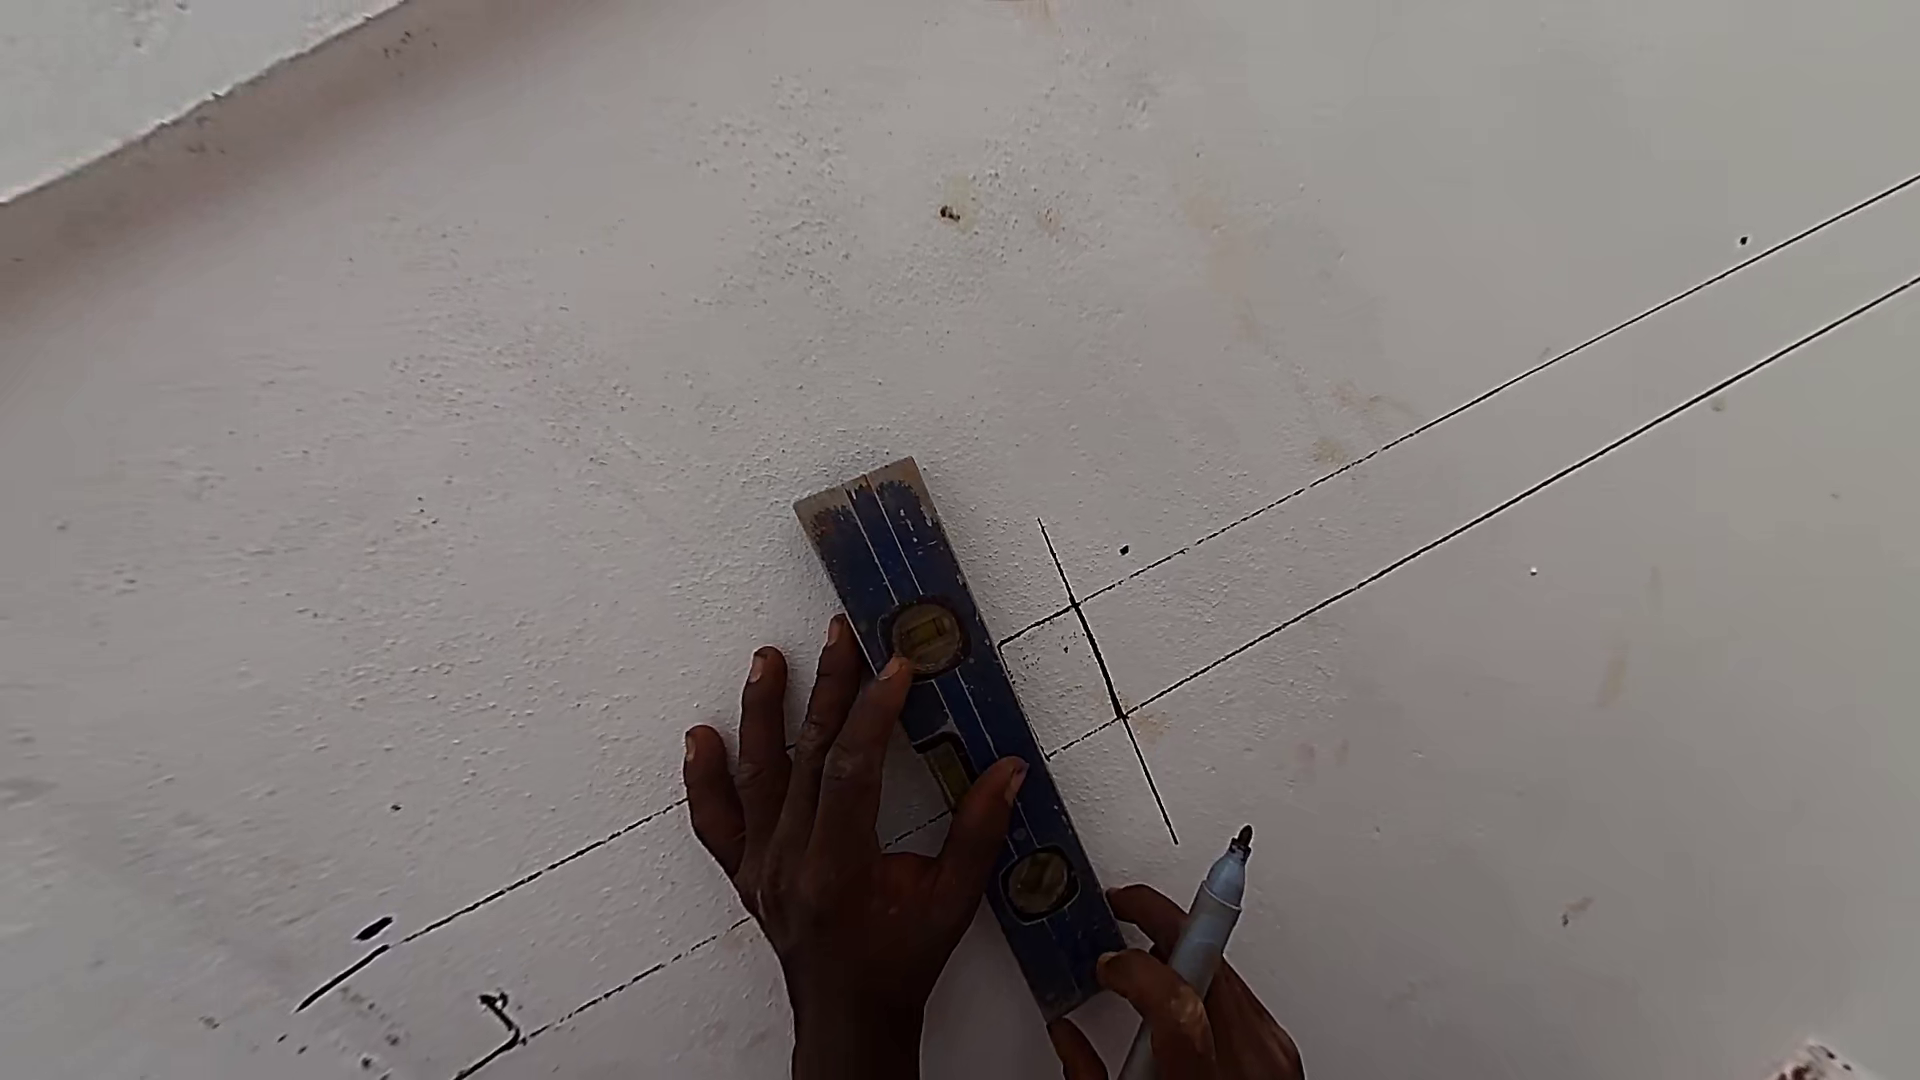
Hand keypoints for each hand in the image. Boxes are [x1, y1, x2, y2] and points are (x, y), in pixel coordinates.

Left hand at [682, 616, 1028, 1079]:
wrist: (849, 1021)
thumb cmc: (902, 963)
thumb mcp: (953, 902)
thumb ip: (979, 832)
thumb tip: (1010, 769)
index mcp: (838, 869)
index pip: (851, 769)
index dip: (875, 711)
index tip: (896, 666)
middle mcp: (788, 862)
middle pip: (806, 754)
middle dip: (830, 686)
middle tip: (840, 634)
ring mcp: (759, 866)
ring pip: (757, 774)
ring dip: (763, 711)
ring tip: (767, 659)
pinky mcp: (746, 872)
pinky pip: (716, 820)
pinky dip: (705, 778)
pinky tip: (700, 738)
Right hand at [1046, 885, 1302, 1079]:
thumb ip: (1093, 1078)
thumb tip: (1066, 1031)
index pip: (1178, 1008)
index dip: (1135, 970)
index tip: (1108, 963)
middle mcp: (1251, 1063)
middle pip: (1205, 957)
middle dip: (1157, 914)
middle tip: (1121, 902)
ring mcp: (1271, 1049)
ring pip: (1218, 958)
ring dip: (1177, 938)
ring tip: (1143, 938)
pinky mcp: (1278, 1042)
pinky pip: (1231, 979)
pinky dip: (1197, 964)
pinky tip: (1176, 969)